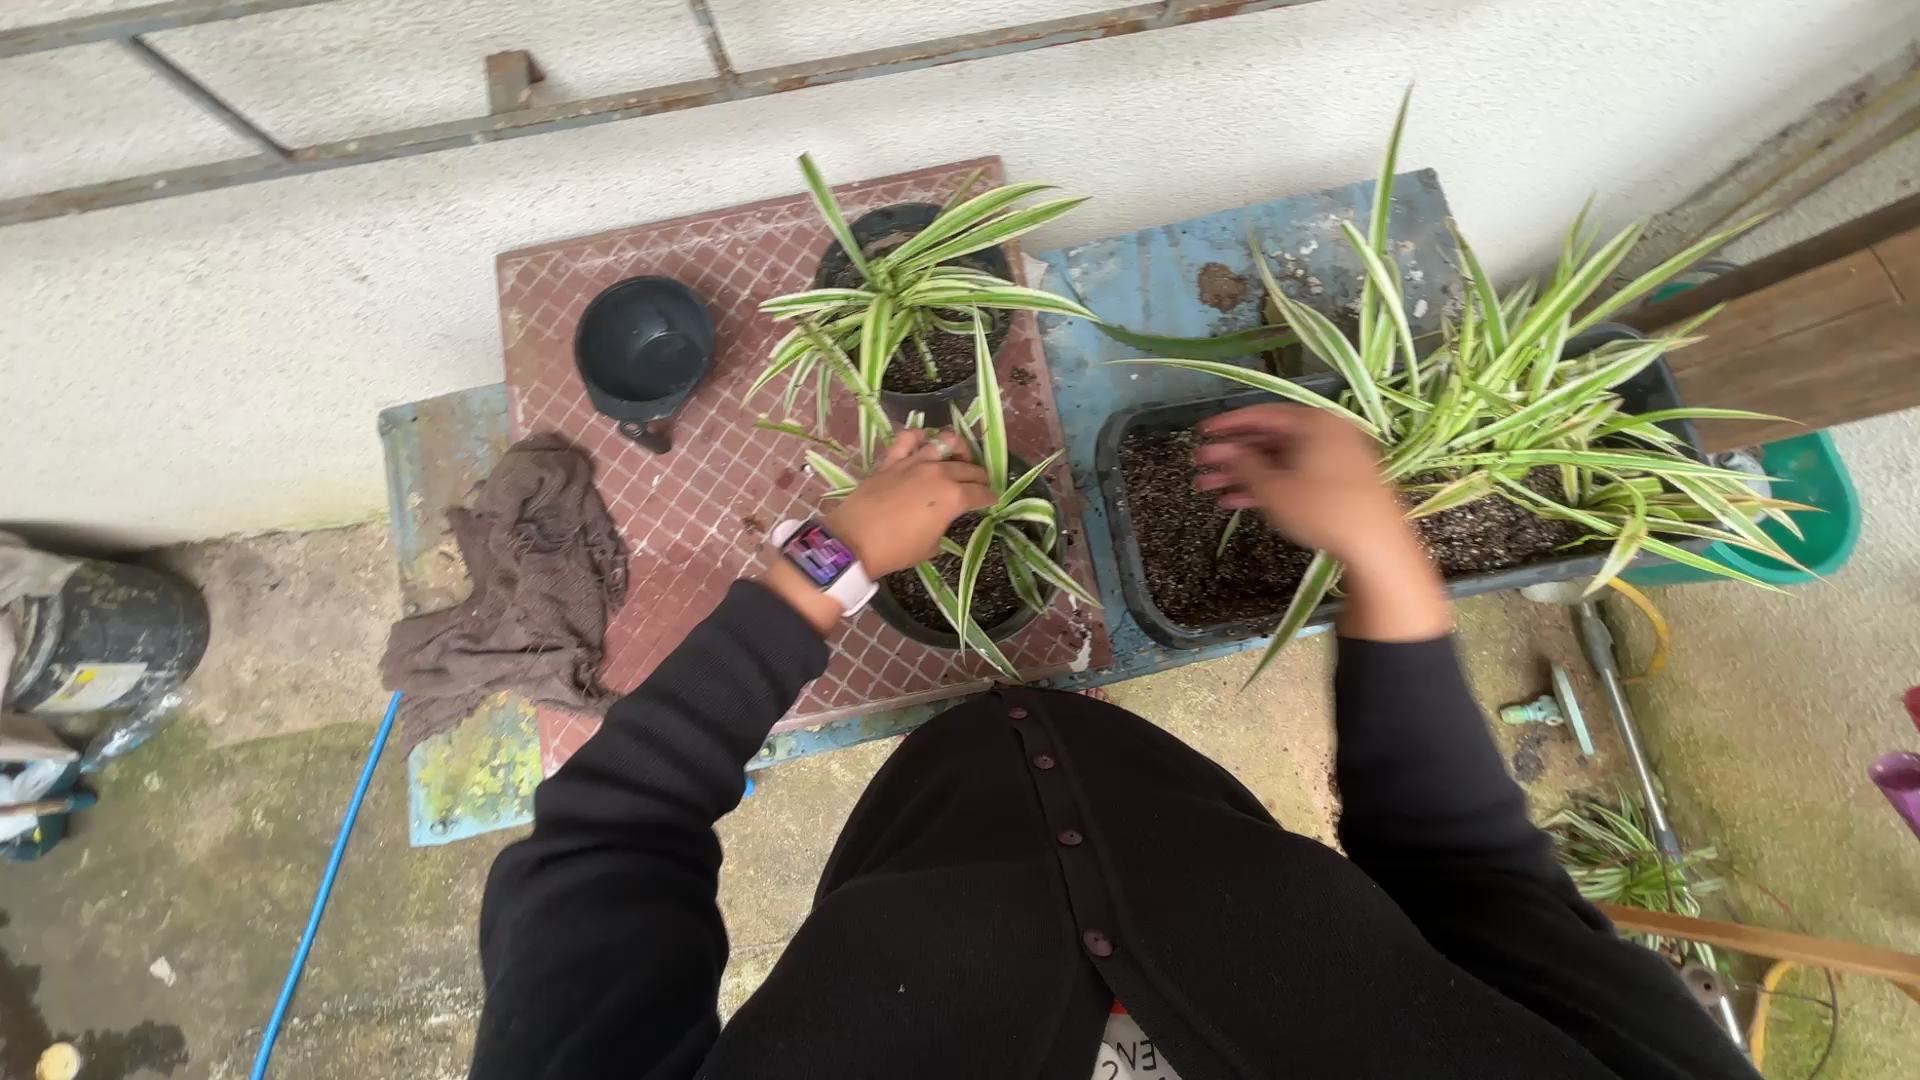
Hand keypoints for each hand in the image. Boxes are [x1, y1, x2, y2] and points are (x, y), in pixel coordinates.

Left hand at [823, 428, 995, 576]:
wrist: (855, 540)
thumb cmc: (896, 550)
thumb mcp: (931, 546)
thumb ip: (942, 526)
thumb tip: (941, 518)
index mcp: (953, 498)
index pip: (979, 494)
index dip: (989, 497)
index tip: (992, 499)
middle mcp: (938, 474)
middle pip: (967, 468)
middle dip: (979, 475)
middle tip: (982, 482)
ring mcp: (914, 463)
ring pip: (943, 443)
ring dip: (958, 448)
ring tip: (960, 456)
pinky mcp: (892, 461)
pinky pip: (908, 439)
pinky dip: (919, 435)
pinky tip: (924, 439)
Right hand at [1195, 404, 1449, 640]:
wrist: (1378, 546)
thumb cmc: (1323, 510)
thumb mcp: (1274, 488)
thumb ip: (1241, 464)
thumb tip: (1217, 449)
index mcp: (1315, 423)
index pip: (1262, 415)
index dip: (1228, 425)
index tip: (1202, 432)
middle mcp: (1326, 433)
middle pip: (1269, 439)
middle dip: (1232, 455)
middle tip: (1200, 465)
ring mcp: (1333, 458)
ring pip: (1278, 460)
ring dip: (1243, 474)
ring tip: (1209, 487)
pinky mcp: (1337, 482)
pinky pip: (1294, 475)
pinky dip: (1267, 486)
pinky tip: (1236, 501)